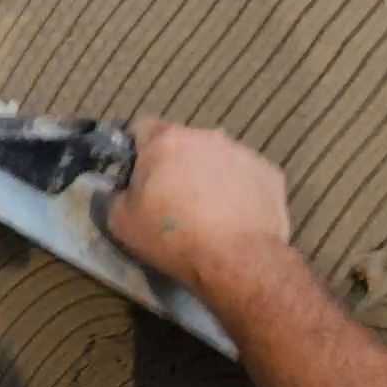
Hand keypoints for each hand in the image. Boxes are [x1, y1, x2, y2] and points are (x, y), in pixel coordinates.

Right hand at [96, 117, 290, 298]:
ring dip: (206, 174)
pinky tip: (232, 215)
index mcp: (165, 140)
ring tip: (206, 209)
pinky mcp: (271, 172)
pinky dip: (236, 188)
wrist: (236, 260)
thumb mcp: (120, 220)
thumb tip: (121, 190)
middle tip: (169, 196)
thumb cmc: (170, 236)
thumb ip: (115, 195)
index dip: (136, 149)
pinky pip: (244, 174)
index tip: (135, 174)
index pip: (142, 127)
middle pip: (182, 142)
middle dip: (174, 162)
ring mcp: (242, 152)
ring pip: (215, 157)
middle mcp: (205, 136)